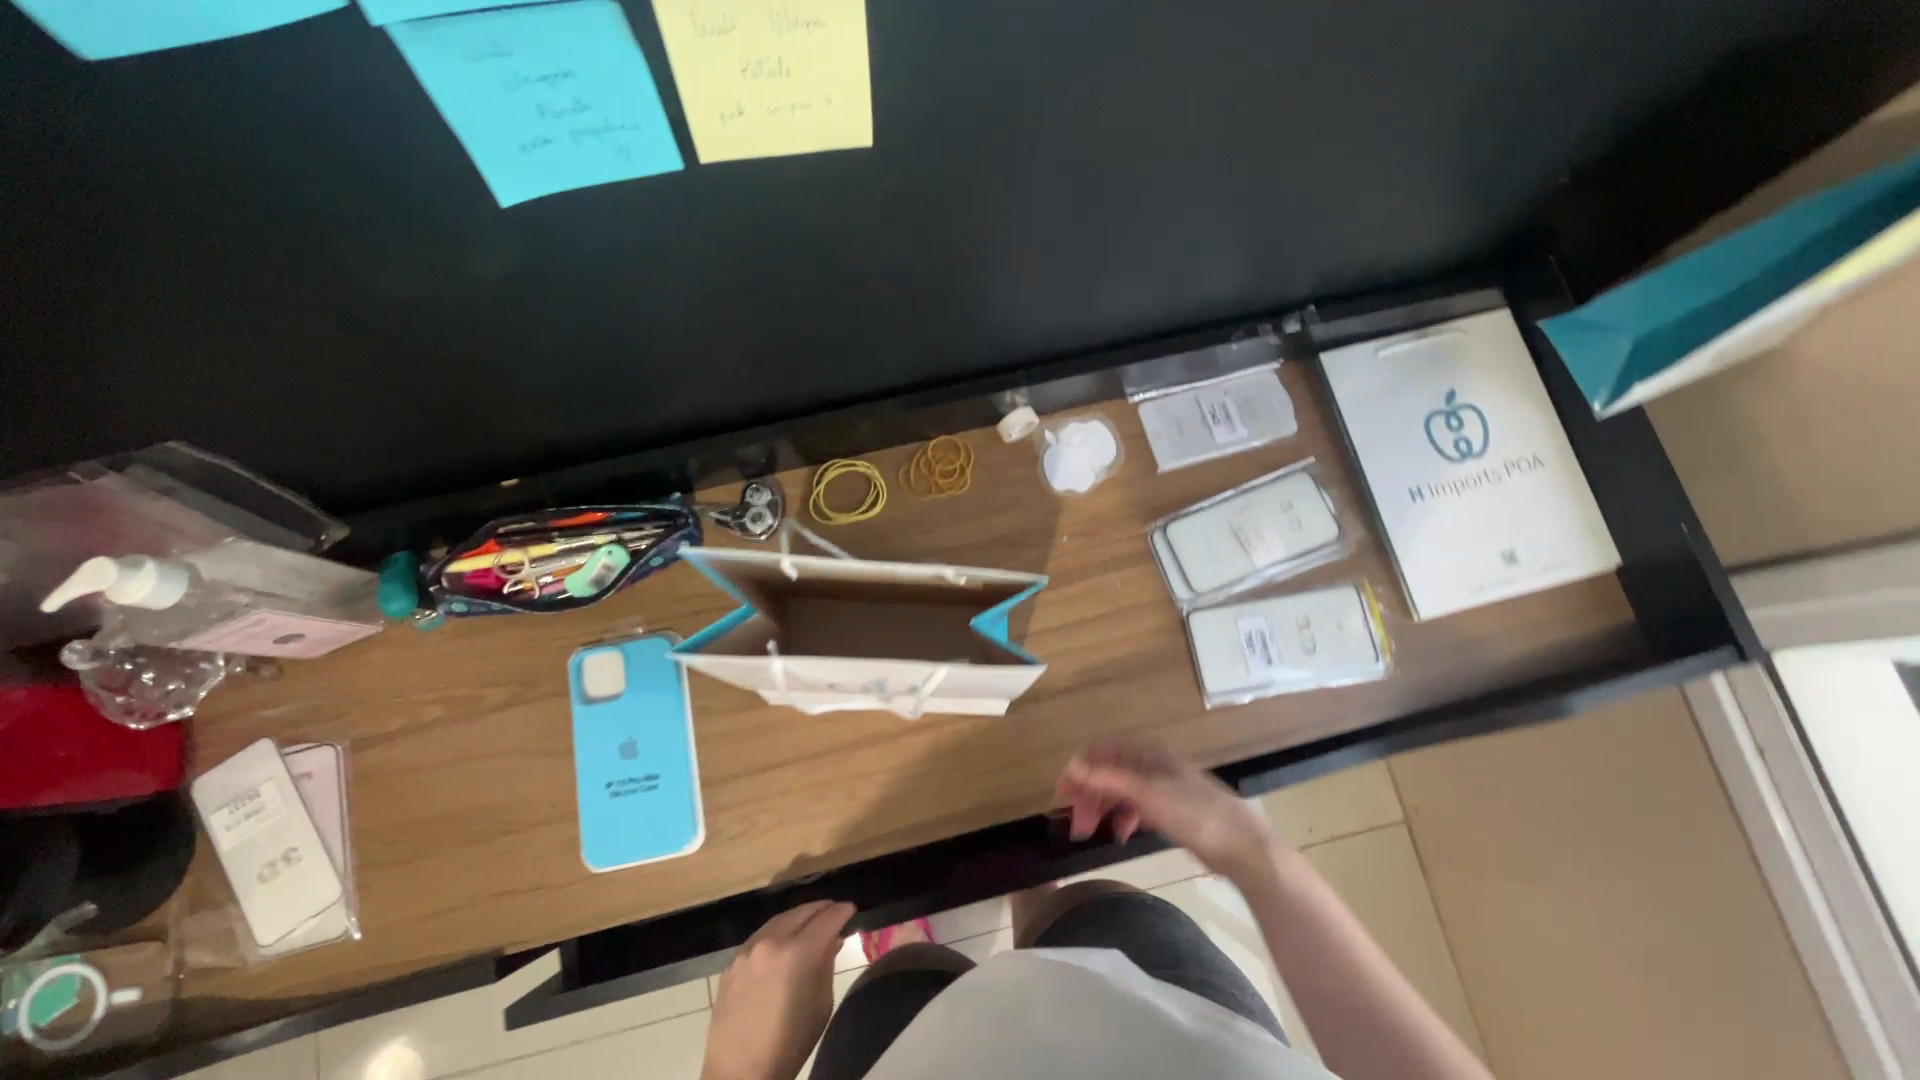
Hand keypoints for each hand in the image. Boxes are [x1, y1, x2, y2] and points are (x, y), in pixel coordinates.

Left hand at [702, 900, 855, 1079]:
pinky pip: (759, 938)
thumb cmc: (789, 1045)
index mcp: (796, 954)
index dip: (841, 912)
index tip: (851, 908)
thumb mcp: (820, 1006)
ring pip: (778, 920)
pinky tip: (783, 942)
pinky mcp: (731, 964)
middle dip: (821, 908)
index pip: (826, 920)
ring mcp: (746, 951)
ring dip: (798, 917)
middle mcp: (770, 943)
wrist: (739, 1073)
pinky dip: (776, 932)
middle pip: (801, 913)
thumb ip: (826, 966)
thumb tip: (831, 940)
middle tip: (834, 909)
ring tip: (811, 921)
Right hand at [1057, 733, 1272, 881]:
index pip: (1101, 750)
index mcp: (1147, 754)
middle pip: (1108, 772)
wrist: (1240, 843)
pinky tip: (1121, 835)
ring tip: (1090, 833)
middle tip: (1075, 824)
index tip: (1062, 795)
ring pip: (1121, 791)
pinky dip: (1124, 818)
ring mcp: (1162, 787)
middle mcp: (1152, 765)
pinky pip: (1136, 807)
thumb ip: (1108, 779)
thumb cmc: (1193, 813)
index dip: (1079, 769)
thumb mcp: (1146, 794)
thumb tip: (1072, 766)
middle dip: (1089, 794)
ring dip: (1102, 808)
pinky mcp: (1171, 809)